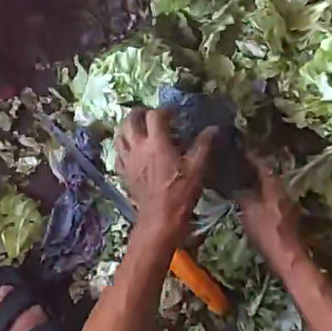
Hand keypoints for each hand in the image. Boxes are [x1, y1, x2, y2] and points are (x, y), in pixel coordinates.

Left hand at [115, 109, 214, 237]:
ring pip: (120, 135)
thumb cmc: (180, 193)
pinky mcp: (123, 173)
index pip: (155, 115)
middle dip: (140, 113)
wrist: (160, 219)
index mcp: (156, 143)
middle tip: (151, 114)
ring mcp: (128, 160)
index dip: (165, 111)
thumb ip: (204, 145)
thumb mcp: (197, 168)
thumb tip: (214, 128)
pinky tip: (131, 150)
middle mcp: (138, 147)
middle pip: (131, 120)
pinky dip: (123, 147)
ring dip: (128, 127)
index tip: (175, 114)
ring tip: (139, 128)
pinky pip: (118, 154)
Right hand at [238, 155, 308, 271]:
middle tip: (236, 165)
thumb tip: (233, 182)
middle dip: (252, 170)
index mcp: (274, 186)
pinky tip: (249, 200)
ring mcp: (285, 203)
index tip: (238, 150)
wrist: (286, 255)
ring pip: (268, 187)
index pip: (262, 164)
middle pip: (266, 175)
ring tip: (239, 181)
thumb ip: (242, 194)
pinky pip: (270, 198)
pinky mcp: (285, 216)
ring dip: (256, 183)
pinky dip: (259, 195)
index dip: (251, 157)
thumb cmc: (267, 231)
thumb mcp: (248, 210)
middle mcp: (282, 191)